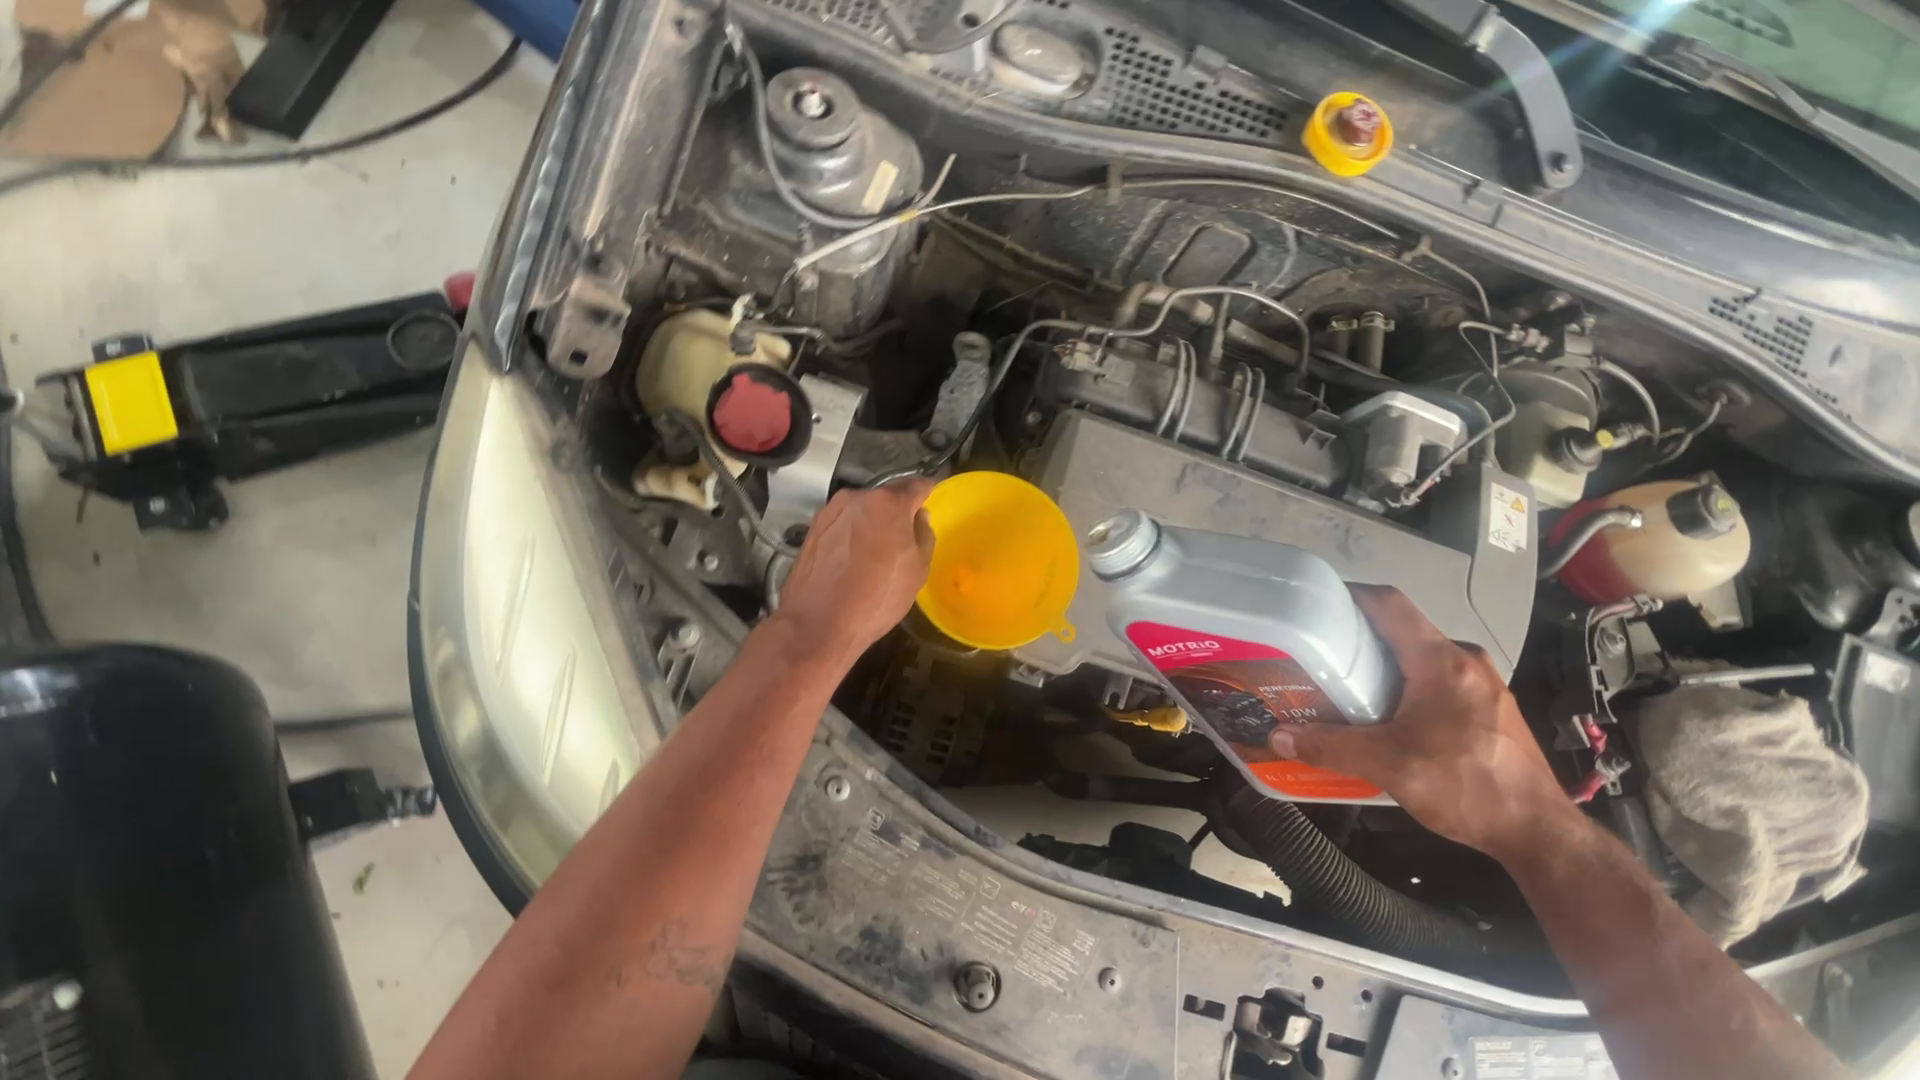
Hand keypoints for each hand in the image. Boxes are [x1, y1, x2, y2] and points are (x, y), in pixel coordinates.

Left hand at [774, 479, 935, 658]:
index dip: (926, 493)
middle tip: (902, 540)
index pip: (915, 485)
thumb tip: (918, 518)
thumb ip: (923, 535)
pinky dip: (850, 536)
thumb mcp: (918, 570)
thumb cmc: (878, 596)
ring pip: (860, 512)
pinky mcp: (811, 529)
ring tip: (873, 556)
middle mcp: (856, 497)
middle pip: (885, 498)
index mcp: (888, 502)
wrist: (819, 622)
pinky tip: (851, 562)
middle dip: (895, 513)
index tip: (929, 499)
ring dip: (870, 525)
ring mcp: (829, 512)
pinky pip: (841, 526)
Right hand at [1266, 585, 1573, 861]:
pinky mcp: (1490, 709)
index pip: (1389, 603)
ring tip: (1343, 690)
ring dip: (1382, 668)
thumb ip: (1330, 746)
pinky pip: (1438, 683)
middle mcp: (1466, 661)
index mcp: (1441, 660)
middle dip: (1357, 640)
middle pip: (1401, 631)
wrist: (1539, 832)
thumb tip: (1277, 736)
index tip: (1314, 603)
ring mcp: (1483, 684)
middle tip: (1317, 657)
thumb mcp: (1389, 766)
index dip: (1349, 595)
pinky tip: (1386, 720)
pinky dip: (1406, 690)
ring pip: (1420, 659)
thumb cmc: (1466, 785)